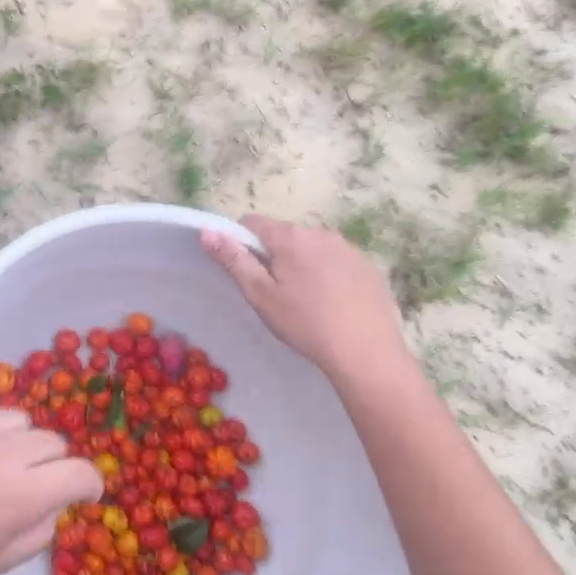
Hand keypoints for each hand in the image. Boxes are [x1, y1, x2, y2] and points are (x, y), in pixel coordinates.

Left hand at [0, 408, 101, 574]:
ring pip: (20, 421)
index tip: (84, 492)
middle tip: (34, 485)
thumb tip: (53, 502)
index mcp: (20, 495)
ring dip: (22, 443)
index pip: (79, 472)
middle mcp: (2, 452)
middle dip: (54, 465)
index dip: (90, 483)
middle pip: (53, 441)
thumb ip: (39, 531)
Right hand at [198, 214, 408, 381]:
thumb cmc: (304, 323)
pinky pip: (337, 261)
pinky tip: (332, 304)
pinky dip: (328, 274)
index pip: (252, 222)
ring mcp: (349, 248)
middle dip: (274, 255)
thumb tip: (207, 231)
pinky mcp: (368, 266)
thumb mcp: (260, 295)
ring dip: (301, 263)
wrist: (366, 352)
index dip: (241, 241)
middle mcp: (320, 233)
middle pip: (284, 235)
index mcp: (290, 237)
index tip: (246, 271)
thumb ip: (233, 259)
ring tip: (305, 301)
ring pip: (311, 247)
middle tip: (274, 293)